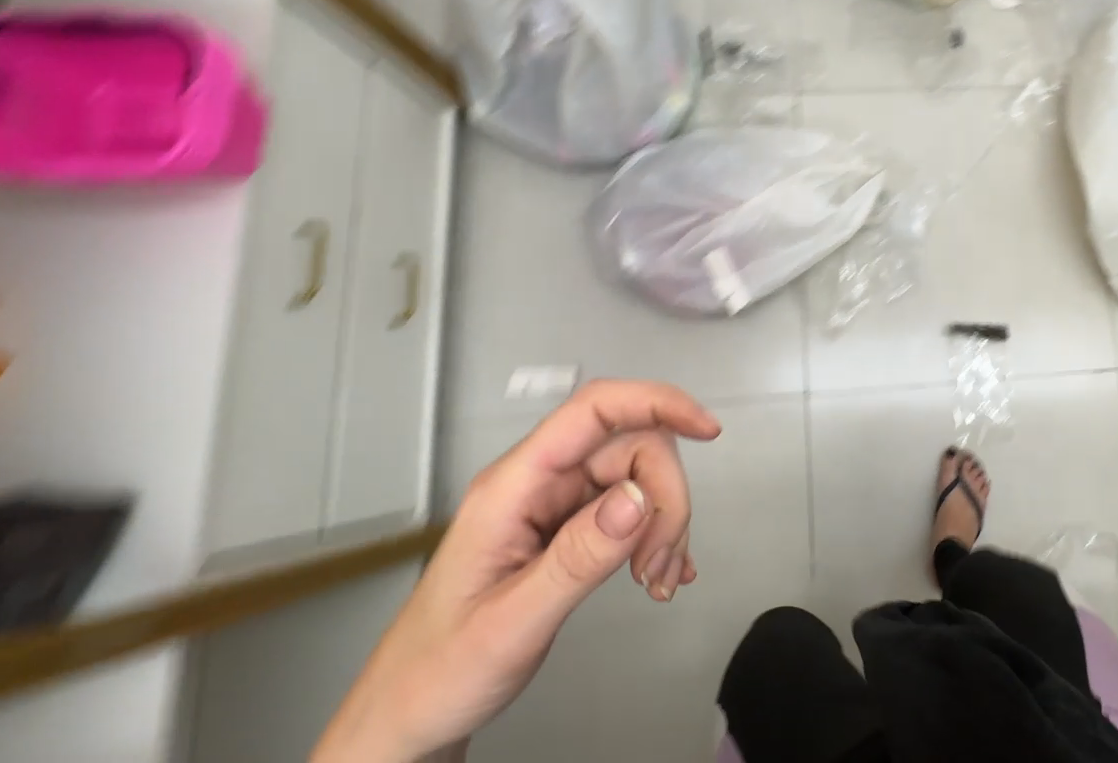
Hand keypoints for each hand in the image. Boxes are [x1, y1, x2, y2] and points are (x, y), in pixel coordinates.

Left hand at [313, 381, 722, 762]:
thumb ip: (578, 557)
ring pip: (640, 478)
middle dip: (665, 499)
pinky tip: (659, 574)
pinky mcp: (571, 526)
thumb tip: (641, 498)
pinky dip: (657, 538)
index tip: (706, 428)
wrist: (410, 713)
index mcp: (512, 489)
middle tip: (659, 564)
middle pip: (631, 447)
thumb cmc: (439, 672)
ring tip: (654, 580)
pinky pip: (633, 508)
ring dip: (664, 525)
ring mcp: (556, 503)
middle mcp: (537, 484)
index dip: (656, 403)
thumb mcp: (511, 623)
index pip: (593, 411)